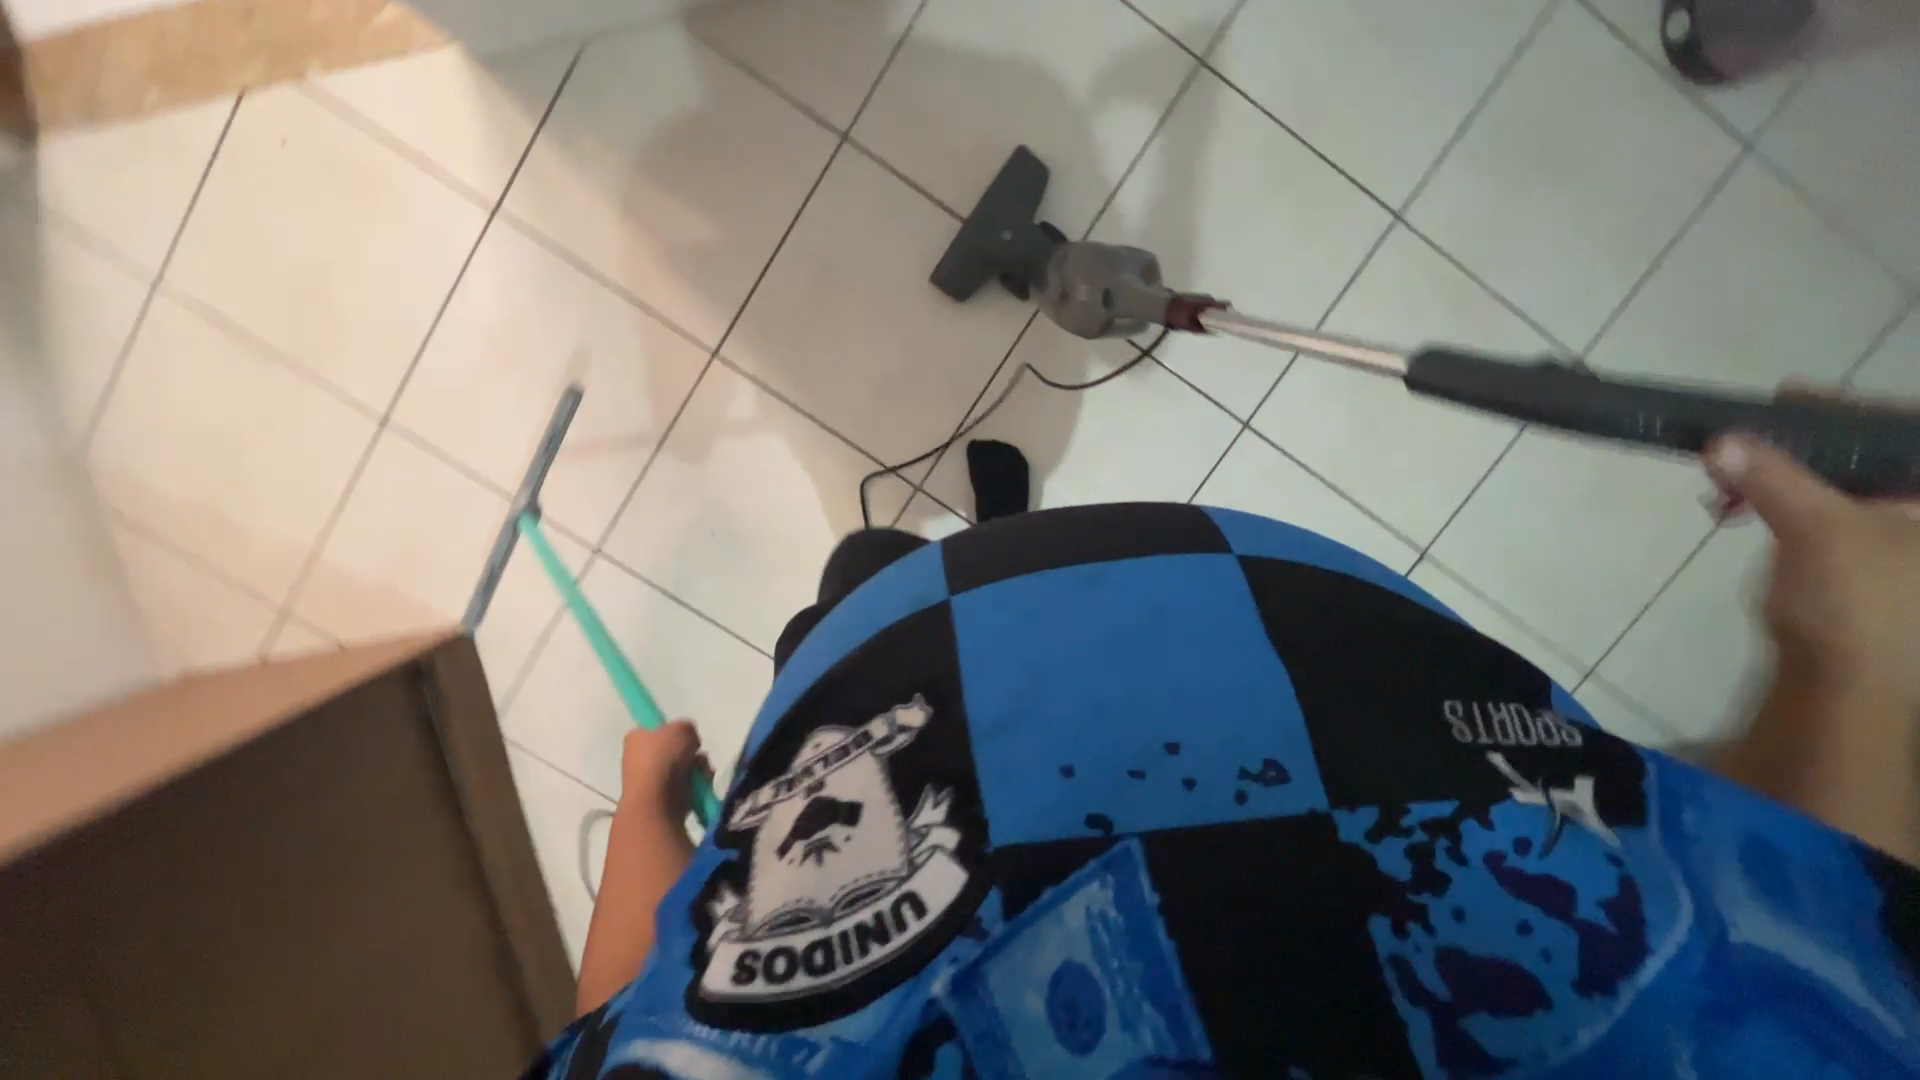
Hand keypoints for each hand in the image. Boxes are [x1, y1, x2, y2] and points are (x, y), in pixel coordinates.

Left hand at [620, 720, 705, 822]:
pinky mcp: (665, 797)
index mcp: (636, 738)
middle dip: (690, 750)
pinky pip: (688, 784)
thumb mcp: (681, 728)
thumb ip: (687, 727)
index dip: (671, 729)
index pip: (654, 728)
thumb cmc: (663, 758)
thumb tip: (688, 739)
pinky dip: (698, 783)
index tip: (683, 733)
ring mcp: (652, 779)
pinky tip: (702, 783)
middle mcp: (640, 758)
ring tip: (700, 770)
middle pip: (674, 748)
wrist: (656, 800)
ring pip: (685, 766)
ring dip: (698, 766)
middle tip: (695, 750)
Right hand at [1704, 433, 1919, 708]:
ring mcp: (1902, 539)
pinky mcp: (1869, 562)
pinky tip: (1742, 512)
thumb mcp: (1817, 529)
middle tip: (1742, 444)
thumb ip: (1771, 478)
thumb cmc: (1861, 604)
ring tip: (1727, 486)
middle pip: (1870, 456)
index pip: (1903, 430)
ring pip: (1840, 484)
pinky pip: (1825, 512)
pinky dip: (1781, 506)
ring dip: (1780, 478)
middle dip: (1798, 449)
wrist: (1849, 684)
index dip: (1848, 410)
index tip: (1785, 399)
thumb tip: (1721, 438)